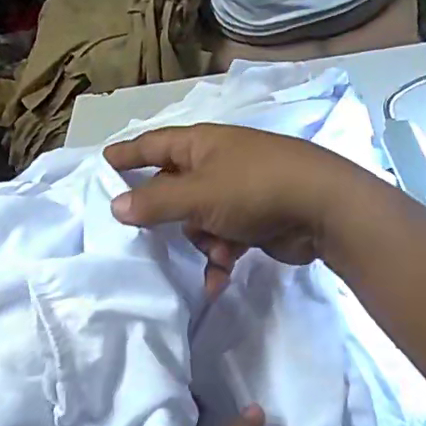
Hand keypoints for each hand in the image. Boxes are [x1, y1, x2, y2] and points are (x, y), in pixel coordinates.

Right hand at [104, 125, 382, 294]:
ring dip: (201, 244)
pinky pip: (226, 239)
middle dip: (167, 217)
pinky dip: (221, 258)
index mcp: (203, 145)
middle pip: (177, 189)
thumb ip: (156, 202)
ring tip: (213, 257)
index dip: (128, 154)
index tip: (102, 164)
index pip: (154, 145)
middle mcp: (220, 165)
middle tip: (147, 241)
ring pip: (201, 221)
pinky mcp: (258, 221)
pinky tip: (219, 280)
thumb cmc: (255, 189)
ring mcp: (241, 193)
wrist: (323, 208)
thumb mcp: (199, 194)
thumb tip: (116, 205)